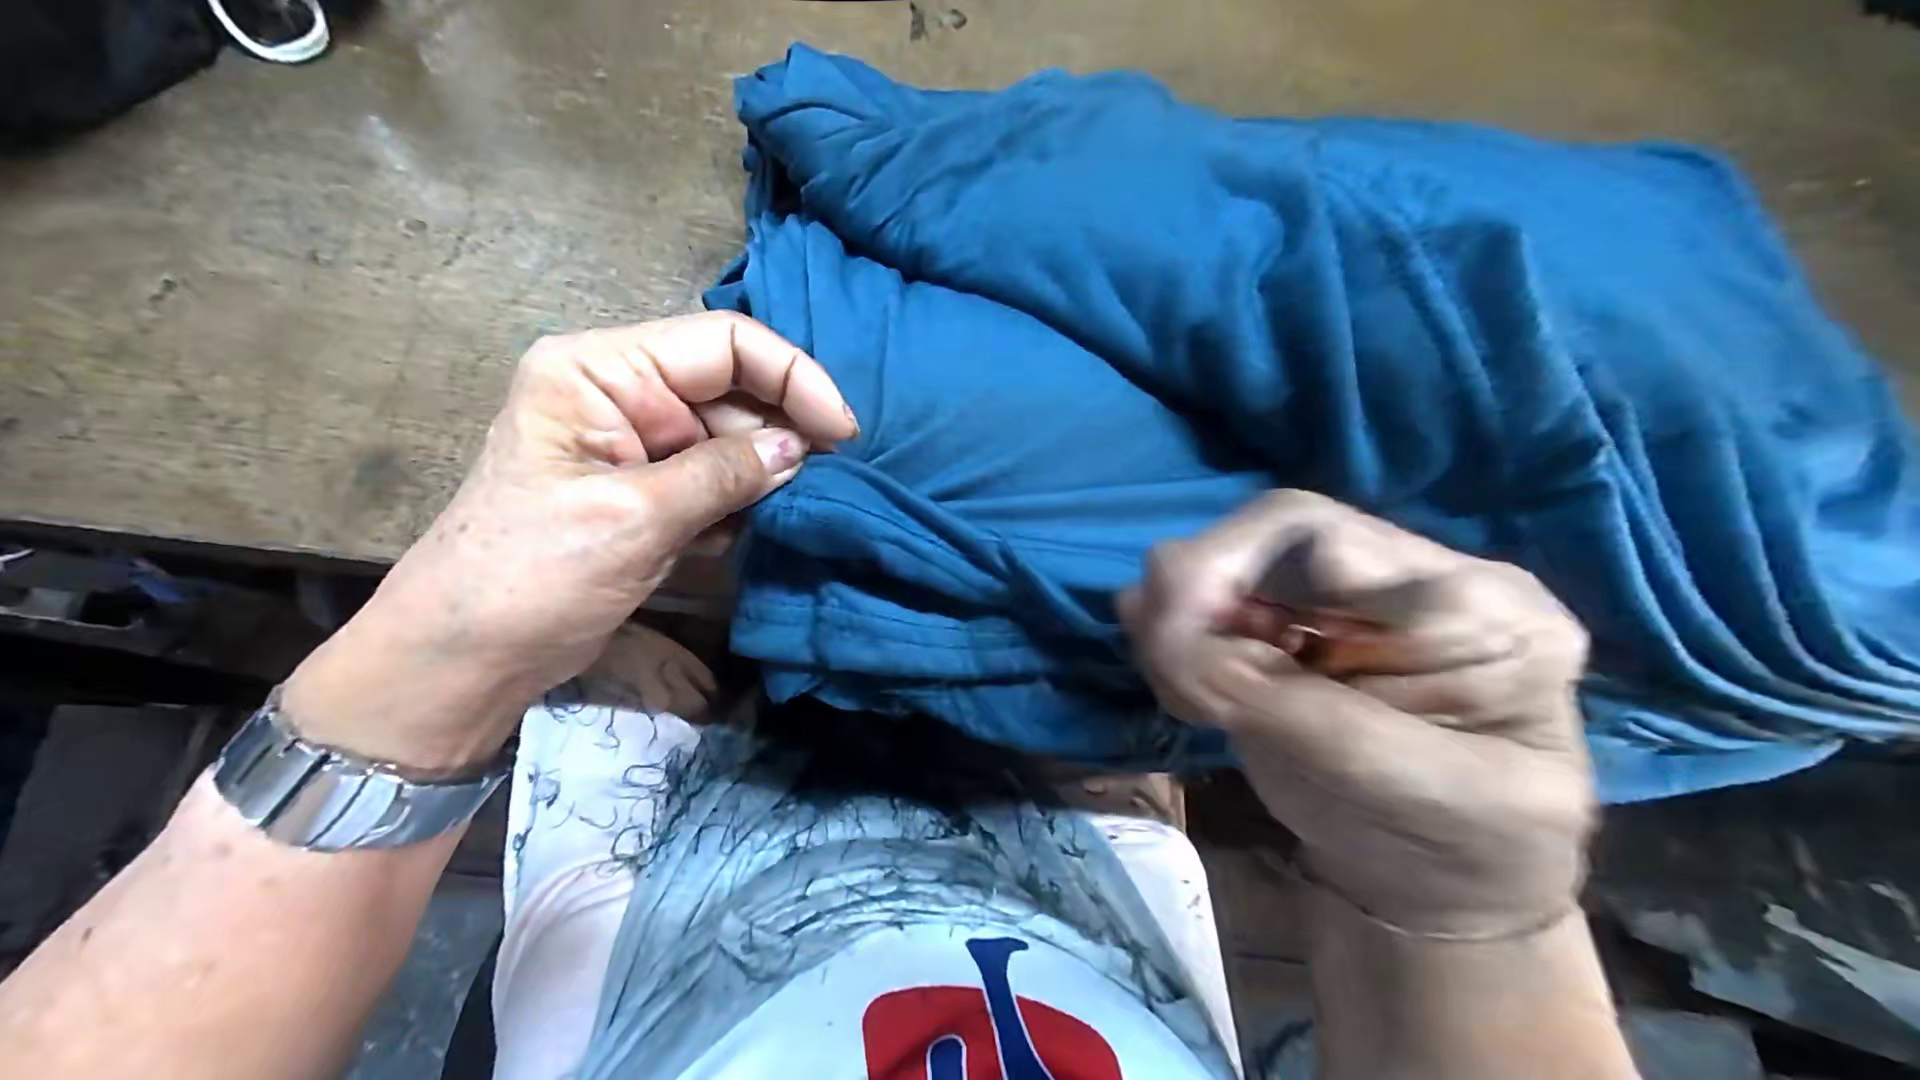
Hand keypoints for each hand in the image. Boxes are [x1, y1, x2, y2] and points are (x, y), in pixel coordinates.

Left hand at [285, 312, 857, 769]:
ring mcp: (640, 445)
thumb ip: (725, 473)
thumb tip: (800, 447)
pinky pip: (719, 480)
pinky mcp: (652, 491)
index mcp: (602, 371)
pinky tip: (747, 533)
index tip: (842, 430)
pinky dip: (745, 502)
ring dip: (769, 472)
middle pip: (734, 389)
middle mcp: (625, 394)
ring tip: (797, 507)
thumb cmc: (531, 576)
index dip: (792, 377)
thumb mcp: (635, 517)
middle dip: (785, 429)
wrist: (466, 659)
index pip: (722, 344)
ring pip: (733, 439)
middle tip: (833, 477)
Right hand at [1120, 491, 1594, 936]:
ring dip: (1177, 626)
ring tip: (1190, 701)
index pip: (1319, 534)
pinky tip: (1194, 697)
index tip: (1175, 645)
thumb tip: (1140, 609)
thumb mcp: (1398, 781)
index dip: (1221, 568)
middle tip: (1169, 670)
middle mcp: (1401, 575)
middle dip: (1192, 596)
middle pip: (1258, 535)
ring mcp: (1334, 597)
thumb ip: (1283, 702)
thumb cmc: (1452, 842)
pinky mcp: (1285, 622)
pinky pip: (1204, 607)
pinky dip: (1175, 646)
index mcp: (1475, 603)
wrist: (1430, 878)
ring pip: (1220, 565)